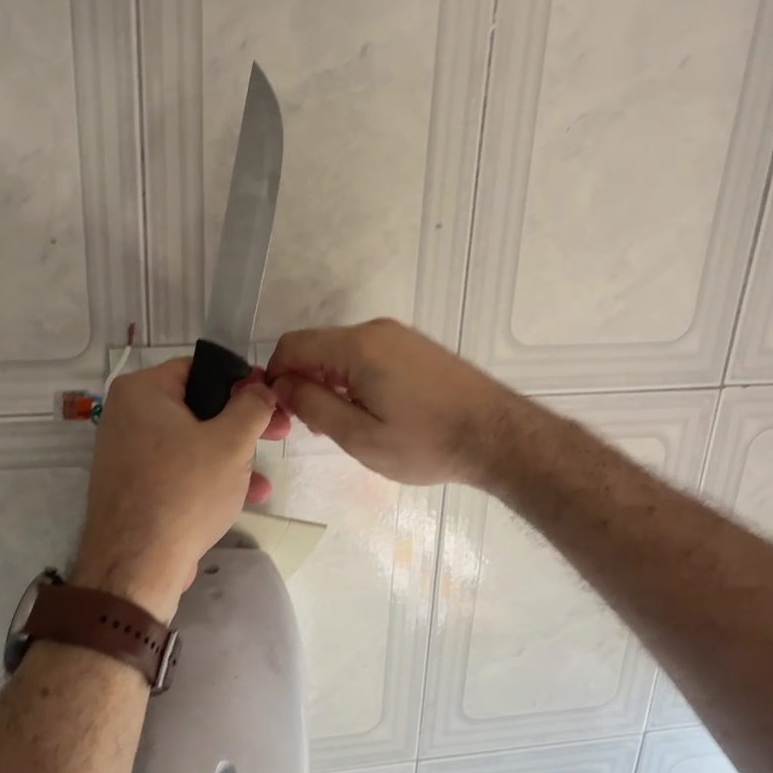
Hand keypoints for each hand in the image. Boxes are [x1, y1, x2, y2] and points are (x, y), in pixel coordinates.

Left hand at [72, 359, 290, 621]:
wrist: (137, 566)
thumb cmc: (185, 491)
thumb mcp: (231, 442)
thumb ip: (252, 406)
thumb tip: (260, 388)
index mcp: (142, 391)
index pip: (199, 369)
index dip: (241, 382)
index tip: (271, 401)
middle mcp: (126, 415)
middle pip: (196, 407)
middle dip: (241, 426)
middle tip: (277, 434)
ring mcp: (125, 454)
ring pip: (190, 443)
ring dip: (230, 458)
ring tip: (262, 481)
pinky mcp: (132, 488)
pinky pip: (177, 471)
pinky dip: (207, 479)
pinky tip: (242, 500)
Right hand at [266, 319, 521, 486]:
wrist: (498, 436)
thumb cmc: (426, 442)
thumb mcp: (360, 436)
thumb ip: (313, 405)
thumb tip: (281, 385)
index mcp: (357, 347)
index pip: (292, 346)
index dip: (274, 375)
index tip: (278, 411)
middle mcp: (375, 330)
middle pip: (316, 346)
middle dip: (302, 381)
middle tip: (311, 426)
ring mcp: (399, 336)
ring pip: (341, 351)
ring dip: (328, 382)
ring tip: (342, 424)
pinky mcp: (415, 347)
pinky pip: (367, 355)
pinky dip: (353, 378)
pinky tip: (369, 411)